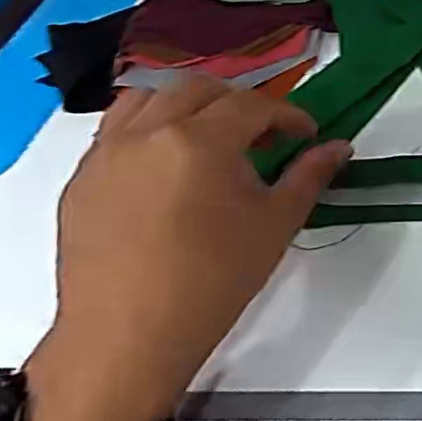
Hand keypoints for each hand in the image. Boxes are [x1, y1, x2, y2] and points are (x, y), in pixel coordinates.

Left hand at [24, 75, 351, 420]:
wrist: (131, 331)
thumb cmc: (217, 276)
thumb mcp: (278, 222)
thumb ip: (310, 175)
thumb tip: (339, 147)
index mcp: (200, 141)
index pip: (253, 105)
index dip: (289, 116)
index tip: (307, 137)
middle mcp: (147, 133)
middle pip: (198, 89)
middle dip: (240, 103)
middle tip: (264, 136)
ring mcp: (105, 153)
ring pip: (148, 98)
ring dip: (189, 105)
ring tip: (212, 139)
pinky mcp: (81, 177)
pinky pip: (116, 130)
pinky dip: (151, 128)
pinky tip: (172, 166)